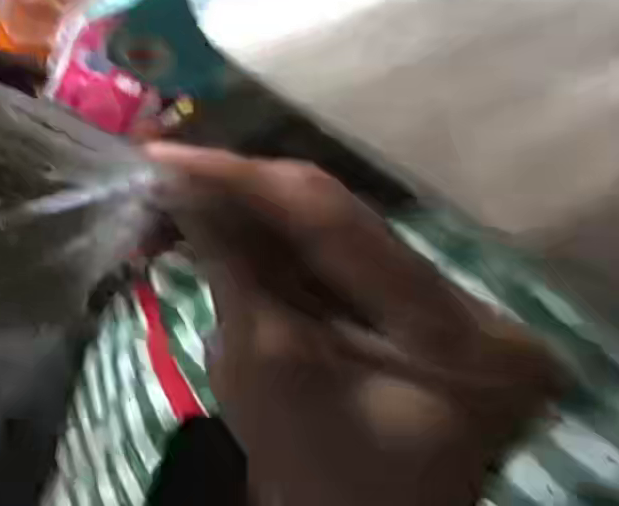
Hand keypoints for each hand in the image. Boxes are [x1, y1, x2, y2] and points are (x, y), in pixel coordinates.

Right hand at [147, 144, 564, 505]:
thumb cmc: (311, 461)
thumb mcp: (261, 357)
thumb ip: (226, 259)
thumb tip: (171, 179)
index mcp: (455, 333)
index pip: (331, 220)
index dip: (236, 177)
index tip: (157, 156)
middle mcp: (466, 300)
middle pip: (325, 210)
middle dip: (228, 185)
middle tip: (152, 171)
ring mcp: (436, 295)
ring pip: (313, 216)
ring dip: (231, 203)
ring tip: (162, 197)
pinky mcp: (398, 295)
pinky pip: (312, 241)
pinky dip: (248, 228)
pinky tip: (198, 220)